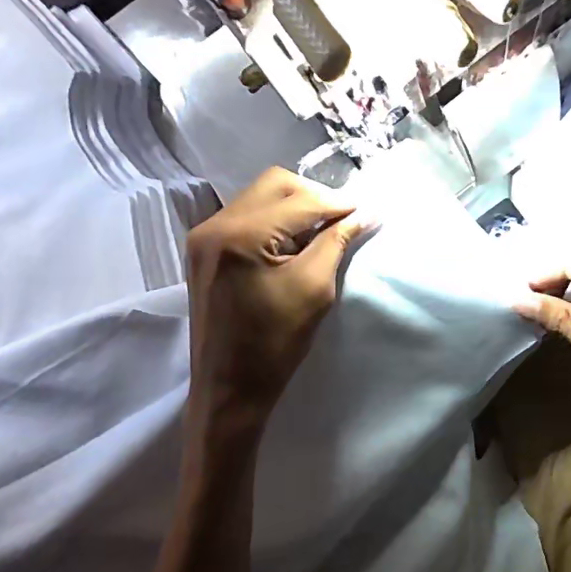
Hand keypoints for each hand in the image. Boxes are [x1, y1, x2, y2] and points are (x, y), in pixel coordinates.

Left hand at [186, 168, 371, 413]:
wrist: (228, 388)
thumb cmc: (275, 344)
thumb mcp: (315, 288)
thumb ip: (336, 241)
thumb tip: (365, 212)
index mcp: (242, 234)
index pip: (301, 201)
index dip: (339, 204)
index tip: (367, 211)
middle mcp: (216, 224)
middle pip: (275, 184)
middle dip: (314, 196)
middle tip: (341, 220)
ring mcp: (204, 236)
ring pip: (259, 196)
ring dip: (293, 207)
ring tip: (319, 232)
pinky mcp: (203, 250)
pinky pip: (244, 216)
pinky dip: (273, 220)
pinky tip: (292, 243)